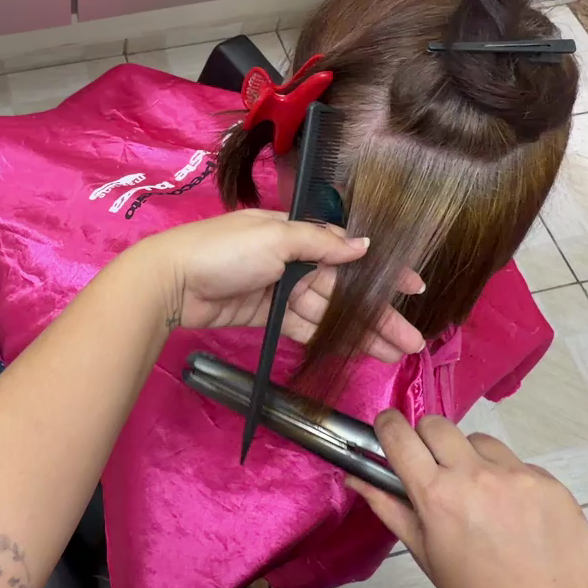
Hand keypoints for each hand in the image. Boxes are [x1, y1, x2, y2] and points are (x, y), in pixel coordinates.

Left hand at [126, 209, 423, 361]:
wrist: (172, 282)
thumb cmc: (224, 251)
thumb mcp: (274, 237)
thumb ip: (320, 243)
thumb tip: (364, 244)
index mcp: (295, 233)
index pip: (347, 250)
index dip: (381, 271)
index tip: (415, 288)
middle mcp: (292, 260)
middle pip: (343, 288)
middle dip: (378, 313)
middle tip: (414, 341)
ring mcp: (279, 290)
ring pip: (328, 312)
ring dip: (360, 332)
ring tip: (396, 353)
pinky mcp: (267, 316)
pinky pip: (304, 327)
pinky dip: (328, 338)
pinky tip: (355, 352)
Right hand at [346, 412, 587, 587]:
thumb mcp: (425, 554)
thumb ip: (388, 507)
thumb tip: (354, 476)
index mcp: (436, 495)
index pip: (398, 433)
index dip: (387, 425)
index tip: (388, 432)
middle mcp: (474, 475)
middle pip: (436, 424)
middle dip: (428, 439)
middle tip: (437, 469)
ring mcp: (516, 475)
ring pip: (478, 440)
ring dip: (471, 457)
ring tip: (483, 495)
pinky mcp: (549, 481)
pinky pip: (517, 462)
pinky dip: (508, 478)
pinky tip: (516, 512)